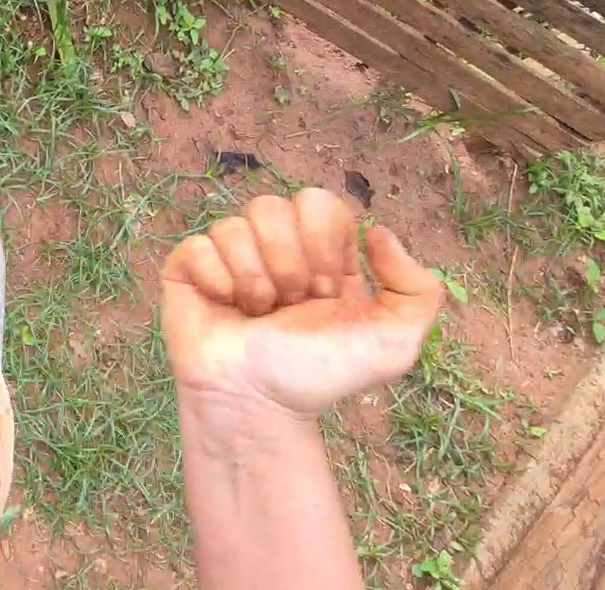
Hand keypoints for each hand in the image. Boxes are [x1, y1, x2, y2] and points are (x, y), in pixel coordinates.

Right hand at [160, 189, 442, 419]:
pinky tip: (225, 306)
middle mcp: (270, 244)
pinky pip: (197, 246)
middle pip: (271, 206)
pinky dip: (216, 281)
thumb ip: (417, 289)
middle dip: (287, 263)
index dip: (323, 241)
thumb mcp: (392, 343)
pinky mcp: (187, 265)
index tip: (328, 290)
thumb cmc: (320, 373)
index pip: (317, 202)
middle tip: (291, 303)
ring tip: (257, 313)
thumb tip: (378, 230)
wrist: (259, 402)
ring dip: (253, 279)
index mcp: (317, 249)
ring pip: (232, 227)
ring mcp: (225, 253)